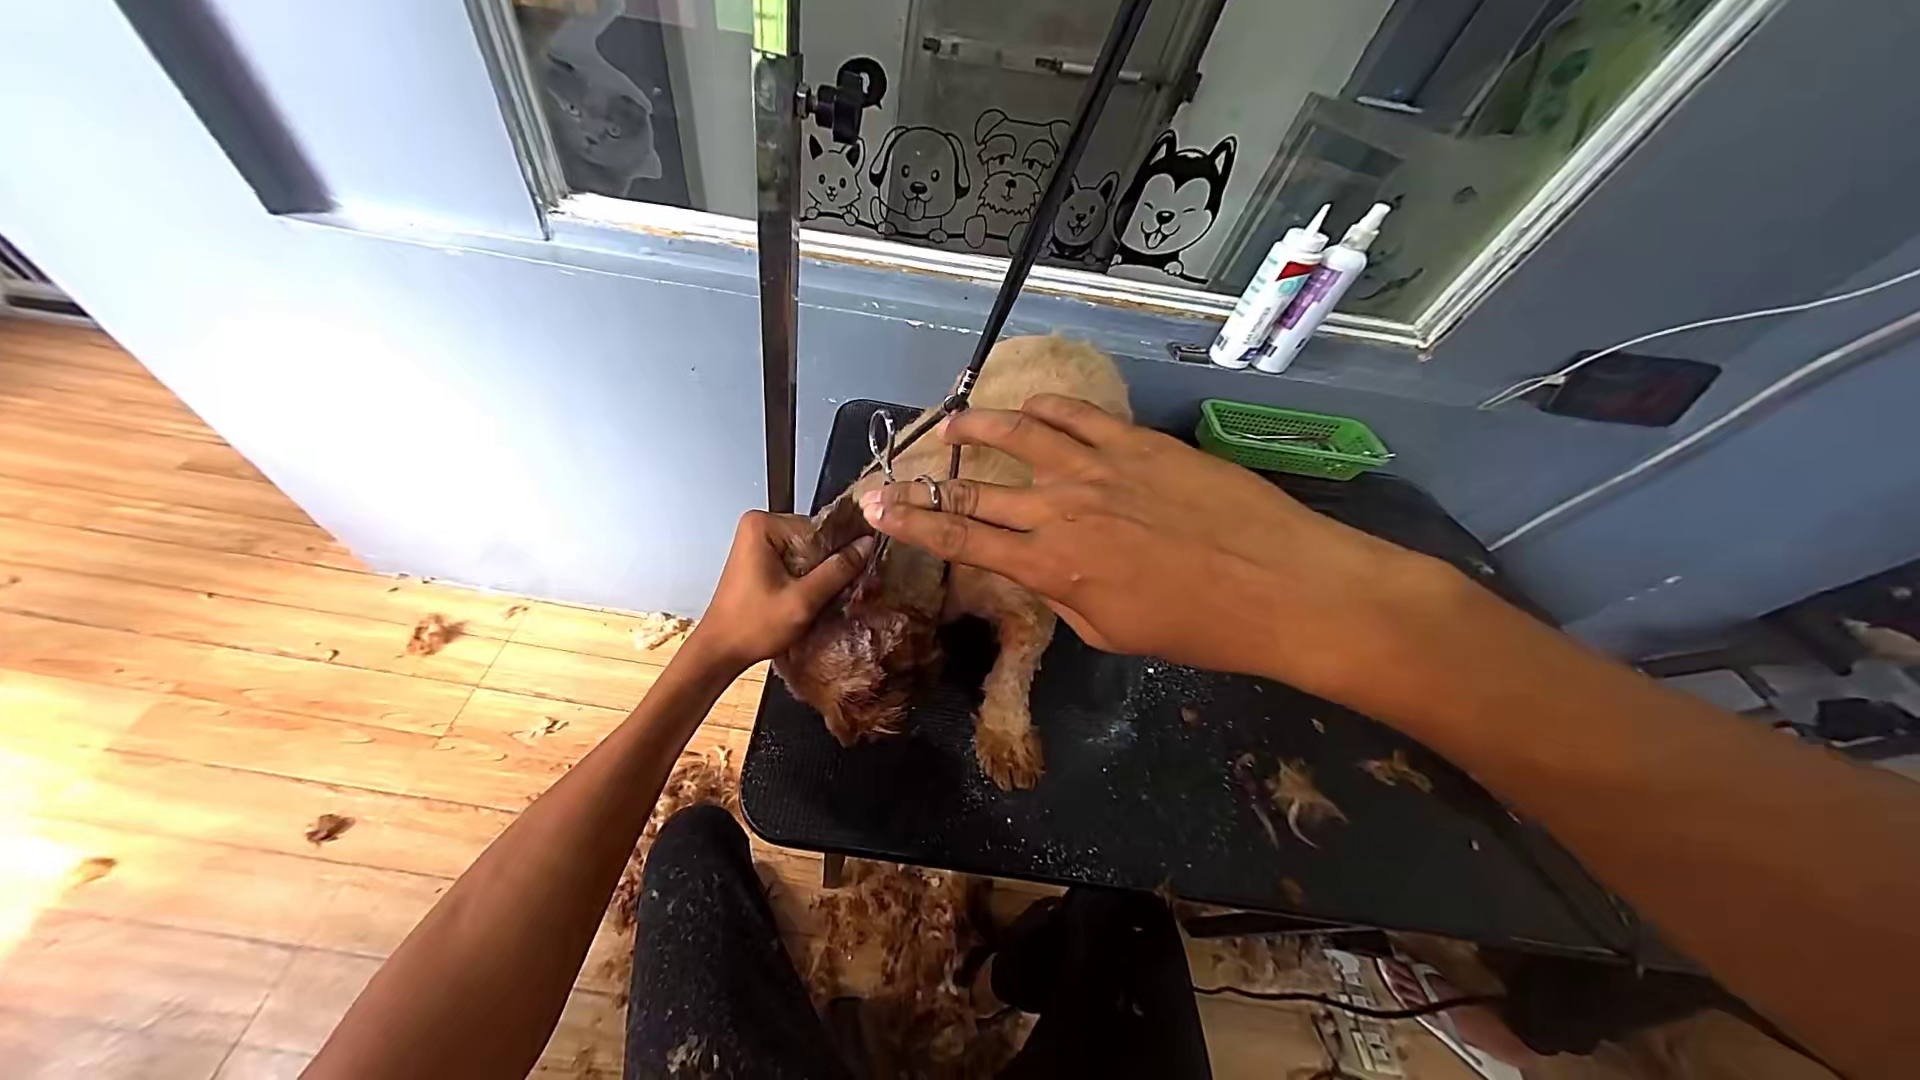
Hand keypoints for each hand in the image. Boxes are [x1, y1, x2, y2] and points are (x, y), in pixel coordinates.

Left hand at [682, 511, 872, 674]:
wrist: (720, 651)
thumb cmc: (753, 626)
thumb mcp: (803, 600)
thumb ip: (838, 570)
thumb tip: (867, 544)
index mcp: (763, 525)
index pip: (820, 530)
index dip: (839, 554)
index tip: (853, 577)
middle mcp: (760, 525)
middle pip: (815, 540)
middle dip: (829, 565)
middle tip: (841, 592)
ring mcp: (760, 541)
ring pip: (809, 552)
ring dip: (820, 575)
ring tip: (826, 598)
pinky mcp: (762, 558)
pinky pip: (798, 561)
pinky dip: (808, 579)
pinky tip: (813, 598)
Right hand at [858, 396, 1452, 699]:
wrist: (1281, 586)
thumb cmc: (1196, 627)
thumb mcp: (1111, 632)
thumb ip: (1062, 594)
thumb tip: (1039, 567)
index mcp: (1051, 566)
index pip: (961, 539)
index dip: (911, 524)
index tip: (873, 508)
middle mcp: (1061, 510)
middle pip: (973, 490)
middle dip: (920, 484)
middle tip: (887, 474)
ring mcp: (1097, 467)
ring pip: (1017, 435)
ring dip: (974, 426)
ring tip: (949, 421)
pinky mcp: (1135, 441)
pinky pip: (1077, 412)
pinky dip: (1044, 405)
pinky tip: (1029, 404)